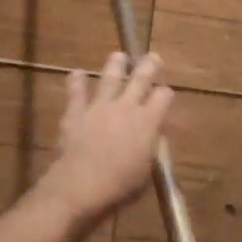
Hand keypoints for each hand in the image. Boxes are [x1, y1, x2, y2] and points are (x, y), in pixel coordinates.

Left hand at [39, 52, 171, 220]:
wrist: (81, 185)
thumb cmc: (120, 185)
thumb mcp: (147, 171)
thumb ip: (151, 148)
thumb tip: (153, 137)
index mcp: (148, 122)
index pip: (164, 97)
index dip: (166, 94)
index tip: (165, 95)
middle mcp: (127, 107)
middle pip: (141, 79)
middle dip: (149, 66)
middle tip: (152, 57)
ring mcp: (100, 107)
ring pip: (110, 78)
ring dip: (116, 65)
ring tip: (119, 56)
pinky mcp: (76, 112)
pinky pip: (76, 92)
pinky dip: (76, 81)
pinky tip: (76, 73)